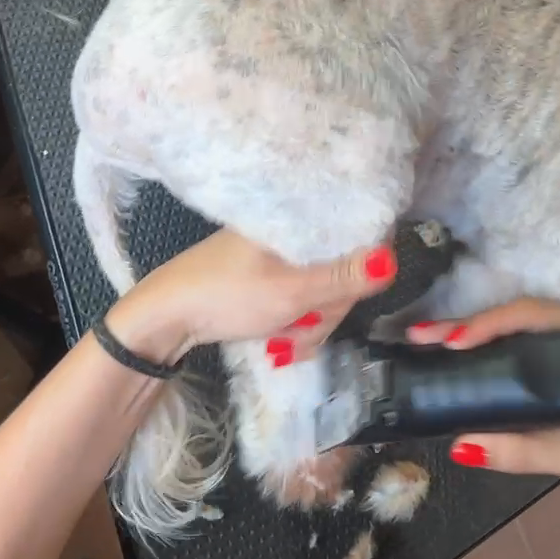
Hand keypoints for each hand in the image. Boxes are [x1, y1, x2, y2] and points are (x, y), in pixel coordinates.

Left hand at [104, 230, 396, 365]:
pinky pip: (301, 297)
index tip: (348, 296)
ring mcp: (278, 254)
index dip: (363, 266)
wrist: (166, 318)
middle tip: (305, 328)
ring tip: (286, 341)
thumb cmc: (227, 295)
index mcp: (296, 217)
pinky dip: (296, 321)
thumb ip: (343, 277)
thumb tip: (392, 260)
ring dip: (312, 320)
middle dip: (329, 306)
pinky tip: (281, 341)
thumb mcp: (291, 292)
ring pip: (322, 288)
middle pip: (341, 267)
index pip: (355, 230)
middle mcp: (291, 229)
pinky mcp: (269, 275)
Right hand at [406, 298, 559, 506]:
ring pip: (507, 332)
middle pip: (514, 319)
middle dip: (466, 324)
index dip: (493, 323)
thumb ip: (525, 451)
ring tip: (423, 340)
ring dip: (466, 334)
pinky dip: (477, 350)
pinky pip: (508, 349)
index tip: (456, 341)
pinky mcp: (548, 370)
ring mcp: (559, 353)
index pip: (536, 317)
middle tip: (420, 335)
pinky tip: (448, 355)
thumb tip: (462, 445)